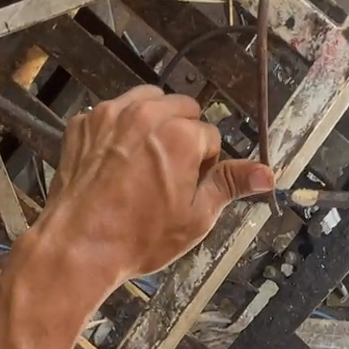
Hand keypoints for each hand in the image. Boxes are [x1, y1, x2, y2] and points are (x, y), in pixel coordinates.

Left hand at [35, 86, 274, 283]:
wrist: (79, 246)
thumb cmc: (141, 238)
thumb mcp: (196, 218)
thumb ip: (230, 186)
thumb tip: (268, 173)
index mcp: (181, 135)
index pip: (210, 136)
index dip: (205, 166)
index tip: (189, 190)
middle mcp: (146, 113)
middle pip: (182, 109)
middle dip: (182, 137)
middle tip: (168, 178)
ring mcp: (110, 114)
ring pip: (147, 103)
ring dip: (153, 126)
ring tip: (143, 167)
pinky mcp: (84, 122)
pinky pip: (113, 114)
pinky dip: (119, 131)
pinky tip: (115, 166)